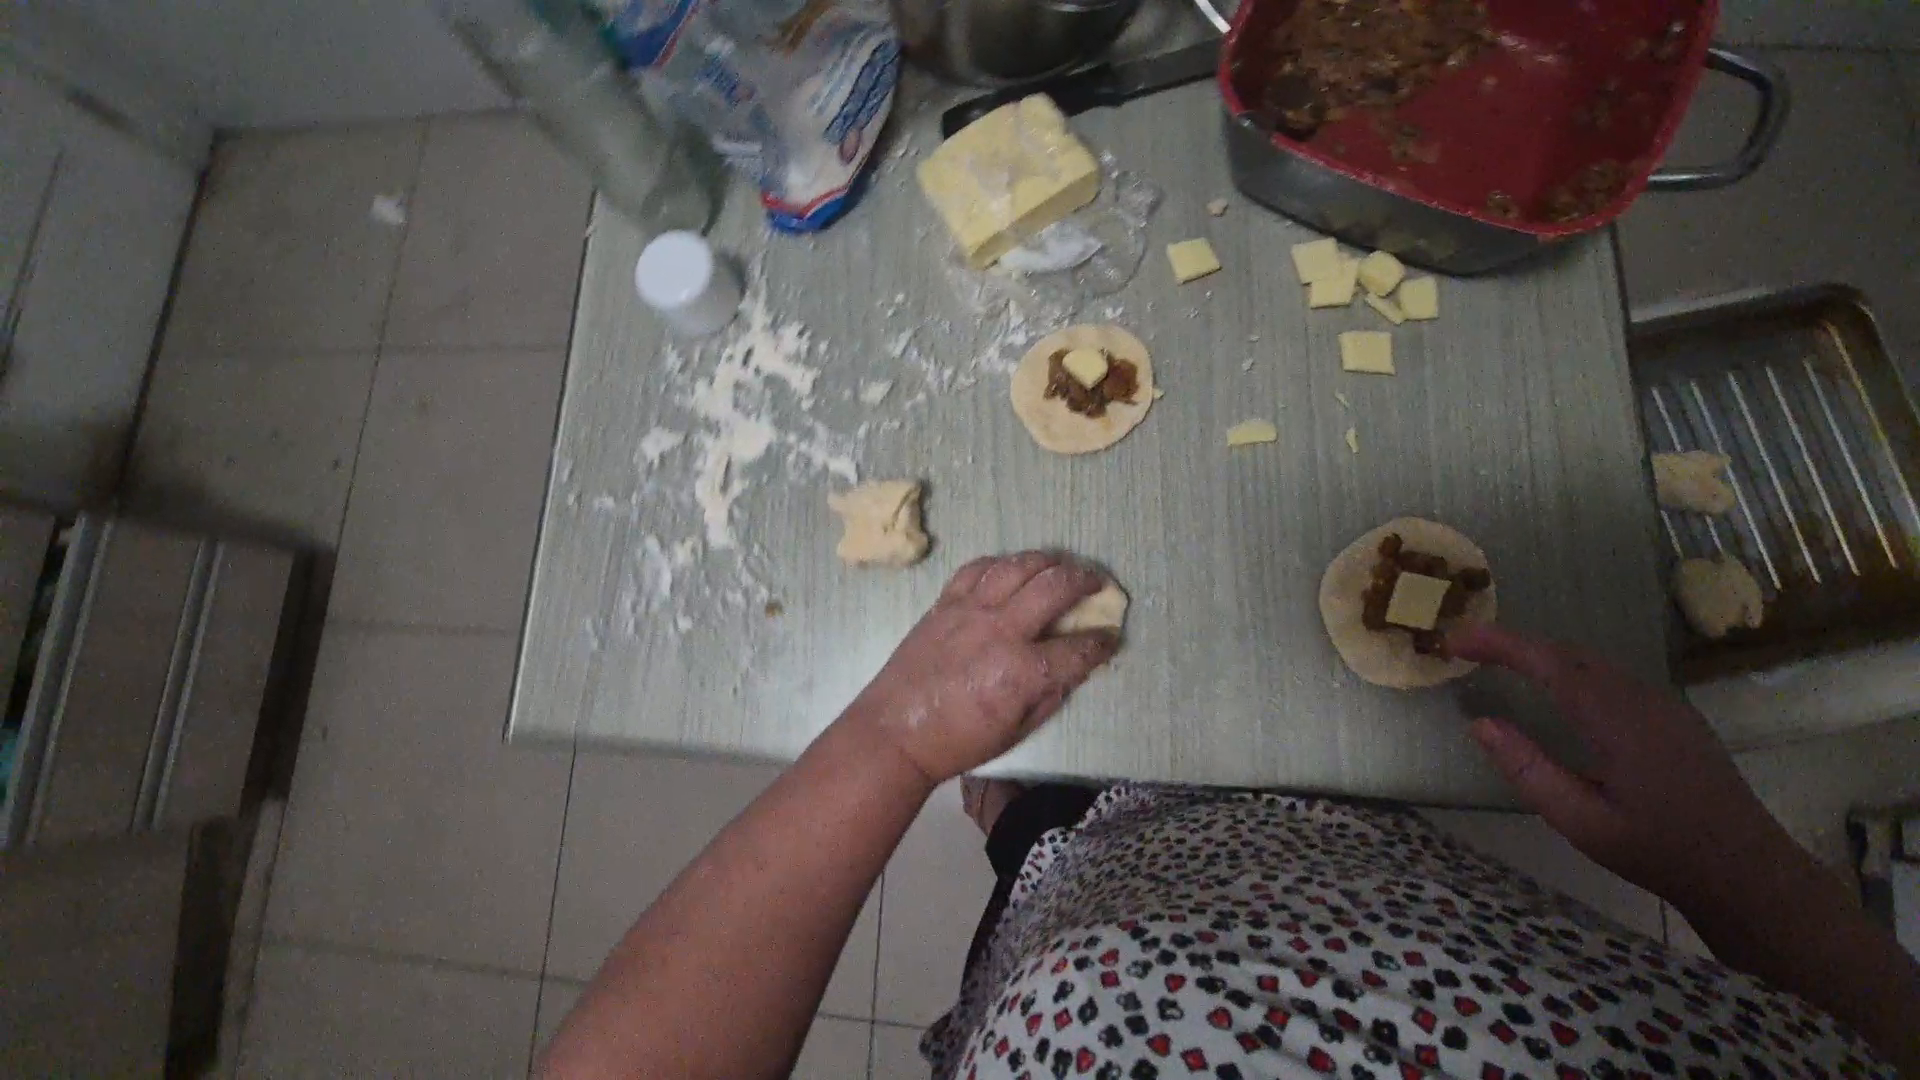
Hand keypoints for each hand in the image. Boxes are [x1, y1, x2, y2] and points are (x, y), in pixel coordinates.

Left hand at [843, 552, 1120, 785]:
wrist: (895, 733)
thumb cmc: (958, 742)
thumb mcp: (1017, 732)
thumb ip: (1051, 695)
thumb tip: (1075, 668)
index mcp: (1022, 672)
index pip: (1079, 648)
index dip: (1102, 642)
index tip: (1110, 638)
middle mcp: (1000, 631)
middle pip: (1055, 587)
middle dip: (1086, 582)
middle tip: (1098, 583)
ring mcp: (970, 610)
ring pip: (1018, 566)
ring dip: (1048, 561)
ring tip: (1061, 566)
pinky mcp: (945, 602)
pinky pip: (978, 568)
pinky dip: (1002, 563)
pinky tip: (1013, 568)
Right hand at [1447, 623, 1797, 907]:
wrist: (1751, 873)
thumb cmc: (1658, 850)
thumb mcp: (1579, 820)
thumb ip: (1527, 769)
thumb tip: (1479, 723)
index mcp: (1617, 722)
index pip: (1548, 663)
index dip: (1497, 644)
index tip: (1453, 641)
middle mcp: (1641, 701)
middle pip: (1567, 653)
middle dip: (1511, 643)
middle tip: (1463, 649)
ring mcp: (1663, 705)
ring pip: (1589, 660)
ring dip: (1539, 653)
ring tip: (1496, 660)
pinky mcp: (1672, 715)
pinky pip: (1609, 675)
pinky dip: (1566, 666)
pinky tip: (1551, 684)